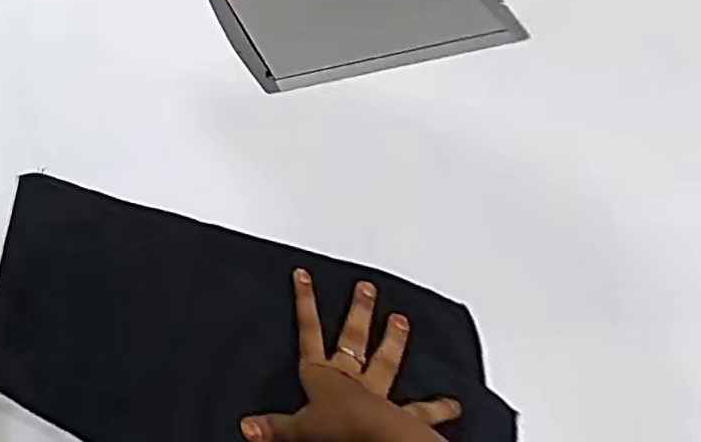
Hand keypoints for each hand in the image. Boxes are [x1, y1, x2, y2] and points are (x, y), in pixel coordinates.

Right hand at [239, 269, 462, 441]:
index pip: (308, 329)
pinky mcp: (405, 419)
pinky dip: (439, 409)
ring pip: (386, 362)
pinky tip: (455, 405)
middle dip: (359, 311)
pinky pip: (423, 412)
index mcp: (322, 374)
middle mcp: (350, 377)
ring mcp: (380, 395)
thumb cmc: (342, 432)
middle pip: (353, 336)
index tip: (304, 275)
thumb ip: (275, 427)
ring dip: (394, 342)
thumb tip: (245, 427)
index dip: (305, 301)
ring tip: (403, 322)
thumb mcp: (300, 429)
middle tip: (367, 289)